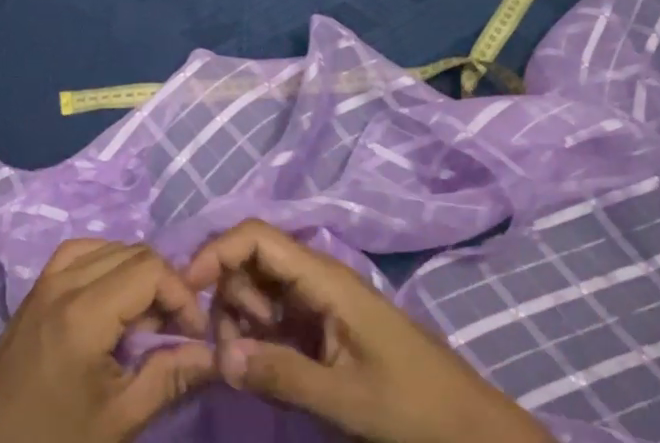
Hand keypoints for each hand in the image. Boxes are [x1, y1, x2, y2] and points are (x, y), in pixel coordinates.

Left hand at [0, 240, 216, 442]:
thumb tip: (214, 354)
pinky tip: (112, 298)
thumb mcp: (119, 418)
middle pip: (130, 252)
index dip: (183, 297)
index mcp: (84, 311)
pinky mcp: (32, 293)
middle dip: (163, 284)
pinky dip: (102, 263)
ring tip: (148, 316)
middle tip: (175, 331)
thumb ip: (169, 377)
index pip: (150, 269)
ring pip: (103, 247)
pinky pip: (74, 255)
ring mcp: (42, 284)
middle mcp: (62, 283)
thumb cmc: (55, 438)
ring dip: (134, 272)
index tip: (193, 336)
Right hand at [185, 220, 551, 442]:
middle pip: (250, 261)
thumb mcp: (347, 399)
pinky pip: (274, 316)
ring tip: (253, 367)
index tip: (185, 291)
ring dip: (241, 321)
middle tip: (233, 351)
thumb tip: (218, 356)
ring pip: (258, 289)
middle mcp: (318, 279)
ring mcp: (320, 302)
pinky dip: (259, 337)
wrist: (473, 431)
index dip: (215, 252)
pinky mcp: (322, 327)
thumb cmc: (415, 407)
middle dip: (227, 298)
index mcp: (326, 279)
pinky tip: (267, 370)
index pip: (257, 236)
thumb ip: (281, 375)